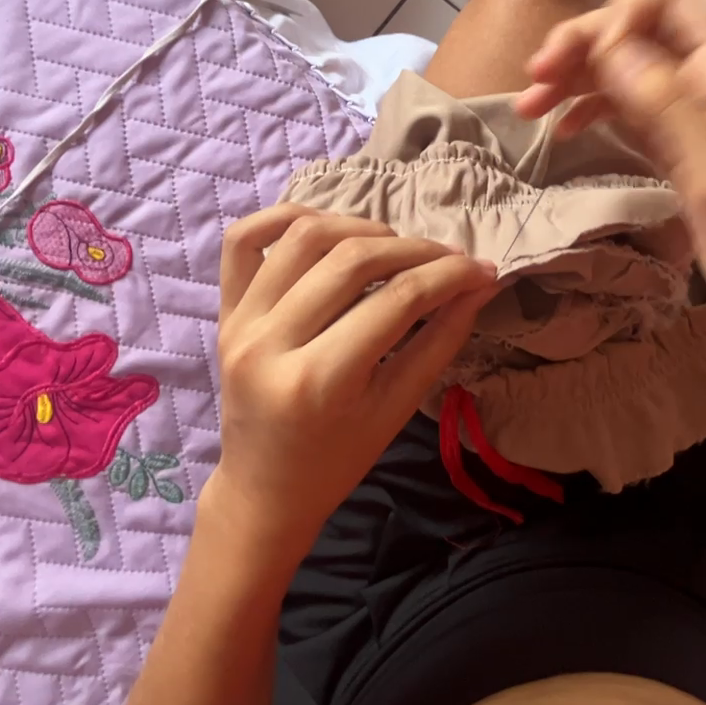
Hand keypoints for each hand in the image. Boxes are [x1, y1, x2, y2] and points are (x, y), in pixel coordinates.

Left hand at [203, 204, 498, 559]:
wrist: (265, 488)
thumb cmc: (340, 458)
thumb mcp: (399, 408)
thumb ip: (441, 339)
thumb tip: (480, 282)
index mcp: (318, 382)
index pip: (397, 301)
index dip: (449, 276)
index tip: (482, 270)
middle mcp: (269, 343)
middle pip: (352, 261)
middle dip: (414, 250)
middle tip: (448, 260)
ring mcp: (239, 322)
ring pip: (304, 237)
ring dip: (361, 228)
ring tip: (395, 246)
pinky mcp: (224, 311)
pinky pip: (244, 240)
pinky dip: (286, 216)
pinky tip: (328, 226)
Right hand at [514, 0, 705, 314]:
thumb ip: (665, 101)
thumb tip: (608, 43)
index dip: (627, 11)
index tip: (590, 56)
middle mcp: (704, 79)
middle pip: (638, 29)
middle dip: (584, 41)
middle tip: (536, 75)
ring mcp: (685, 113)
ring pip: (622, 69)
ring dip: (575, 77)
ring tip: (529, 104)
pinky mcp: (670, 147)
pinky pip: (623, 110)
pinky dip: (589, 110)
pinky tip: (562, 129)